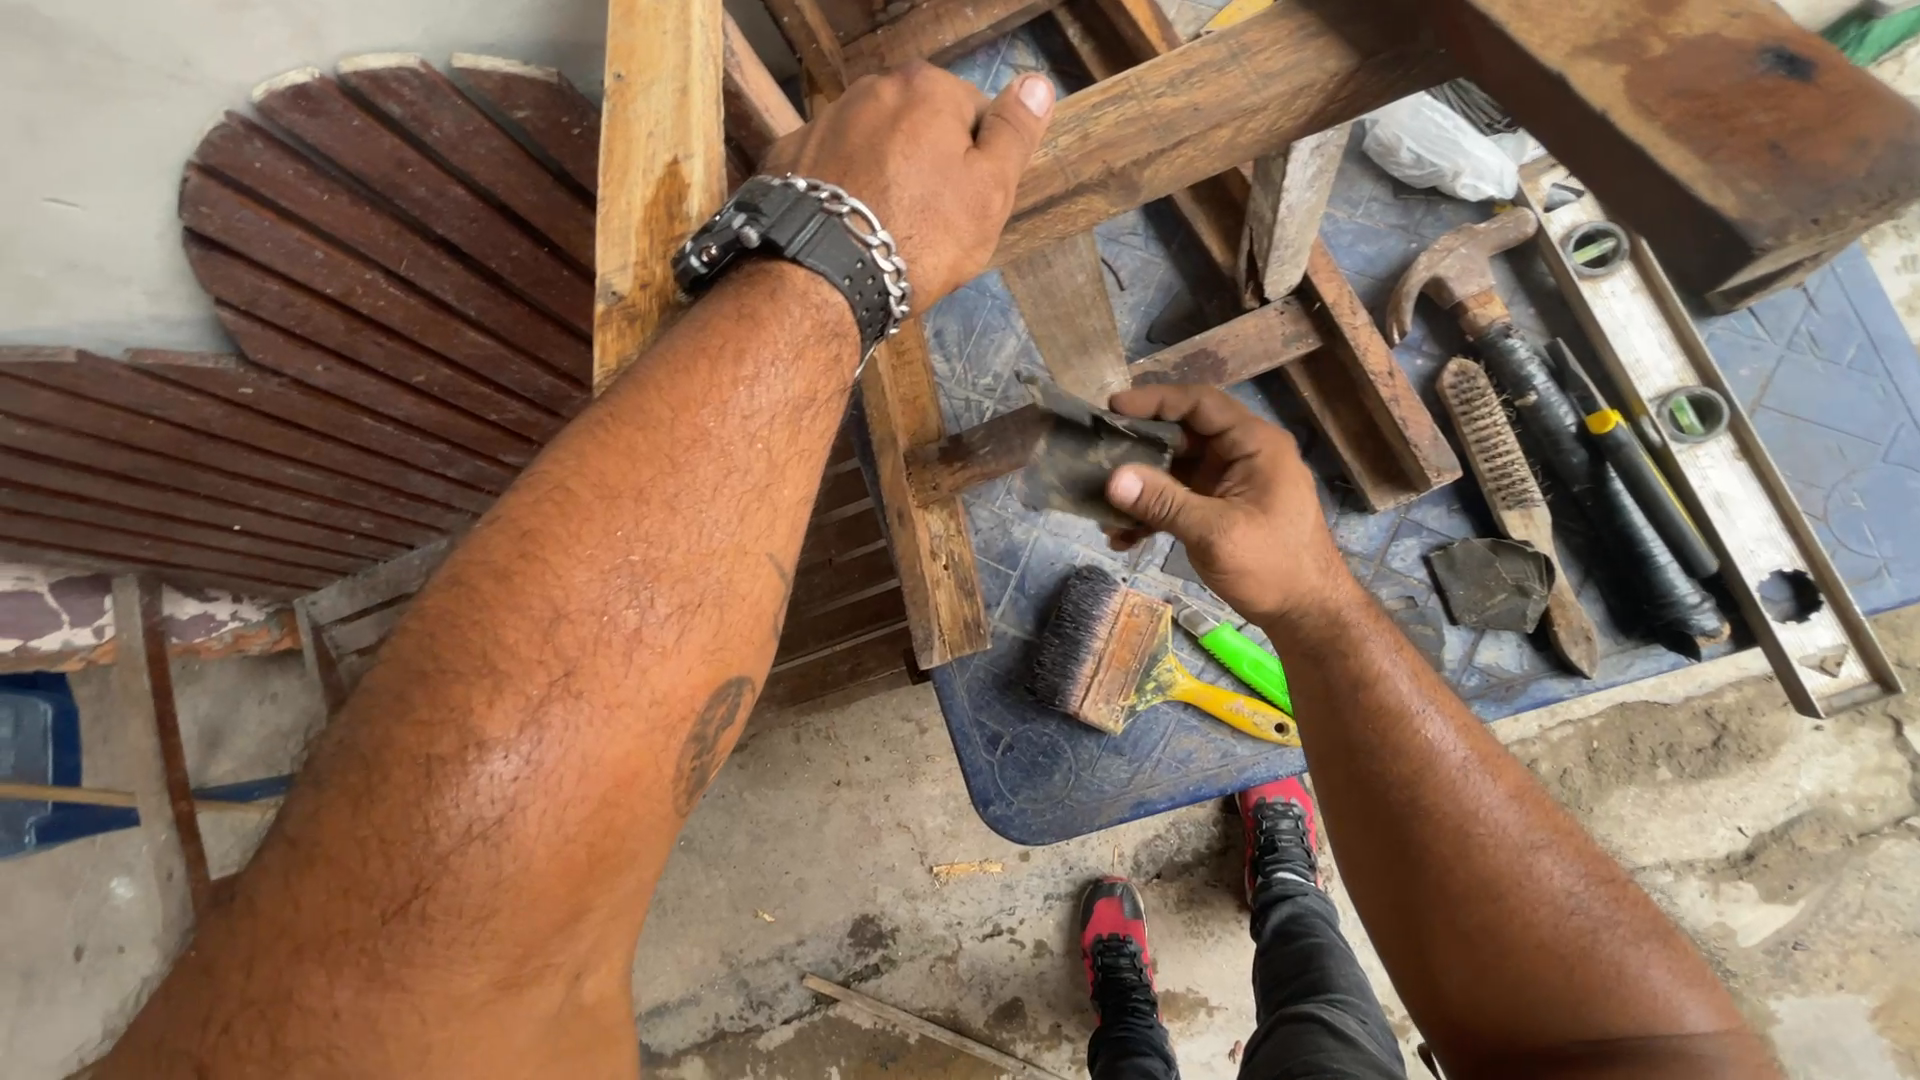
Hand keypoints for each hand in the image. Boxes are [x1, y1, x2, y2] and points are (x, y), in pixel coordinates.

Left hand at [762, 64, 1053, 307]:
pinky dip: (841, 189)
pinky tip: (846, 227)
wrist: (828, 276)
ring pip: (872, 146)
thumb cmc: (924, 235)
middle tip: (928, 226)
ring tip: (884, 231)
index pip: (972, 114)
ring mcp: (824, 120)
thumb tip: (1037, 83)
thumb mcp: (989, 192)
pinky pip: (830, 168)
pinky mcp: (788, 157)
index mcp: (927, 88)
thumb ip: (1014, 134)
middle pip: (918, 128)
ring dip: (883, 176)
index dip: (977, 164)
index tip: (966, 208)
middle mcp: (871, 88)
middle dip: (927, 167)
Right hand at [1104, 385, 1357, 627]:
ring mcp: (1230, 483)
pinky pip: (1179, 499)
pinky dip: (1153, 514)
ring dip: (1141, 490)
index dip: (1155, 400)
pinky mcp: (1220, 510)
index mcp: (1254, 444)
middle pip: (1181, 436)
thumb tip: (1112, 479)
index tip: (1112, 408)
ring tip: (1105, 513)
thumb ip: (1163, 502)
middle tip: (1097, 459)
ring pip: (1175, 471)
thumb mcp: (1214, 532)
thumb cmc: (1272, 565)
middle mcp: (1241, 455)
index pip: (1200, 403)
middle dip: (1138, 451)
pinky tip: (1124, 538)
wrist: (1306, 613)